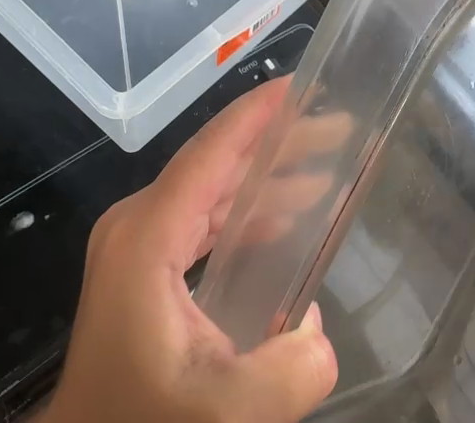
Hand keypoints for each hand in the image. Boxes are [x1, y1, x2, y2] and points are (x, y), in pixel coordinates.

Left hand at [40, 79, 337, 422]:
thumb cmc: (141, 422)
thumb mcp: (224, 410)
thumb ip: (291, 370)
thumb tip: (317, 332)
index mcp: (147, 237)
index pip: (210, 154)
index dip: (257, 114)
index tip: (302, 85)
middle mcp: (138, 226)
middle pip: (215, 164)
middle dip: (278, 143)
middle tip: (338, 128)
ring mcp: (137, 246)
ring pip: (210, 189)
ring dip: (265, 177)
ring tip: (326, 167)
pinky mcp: (143, 268)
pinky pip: (201, 218)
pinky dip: (245, 211)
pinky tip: (286, 219)